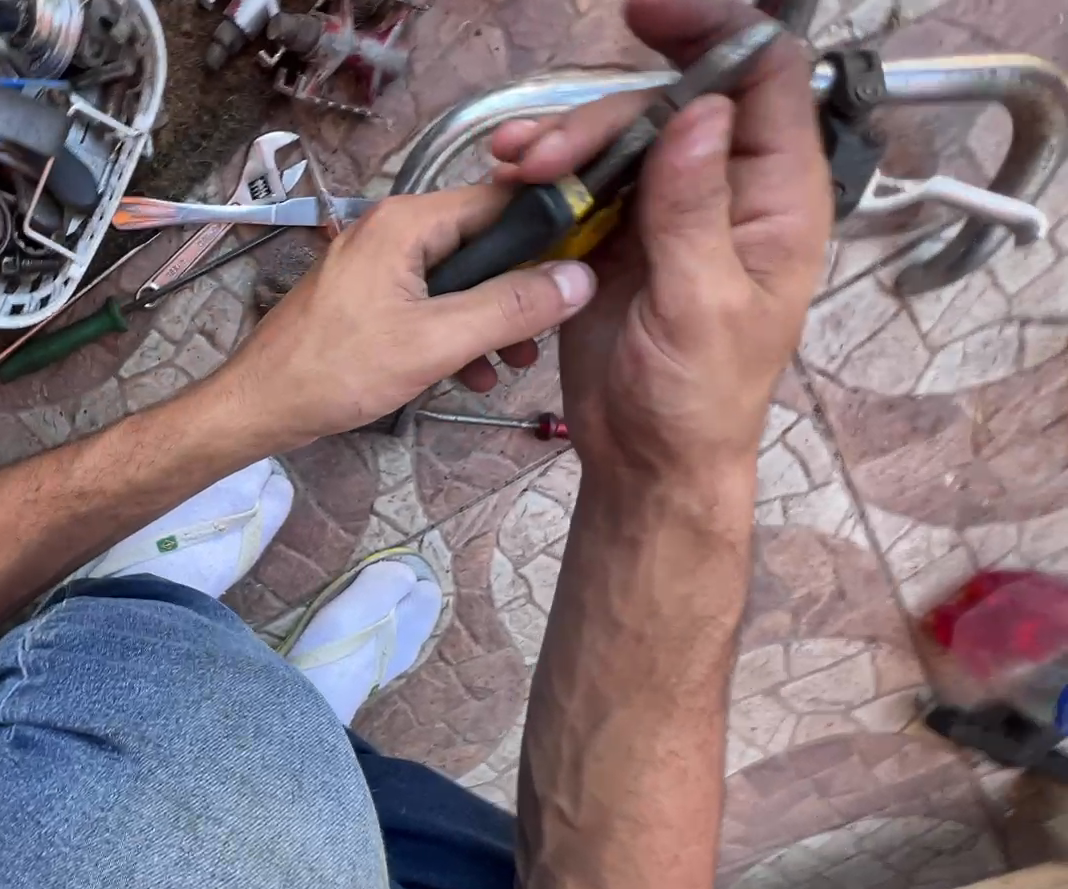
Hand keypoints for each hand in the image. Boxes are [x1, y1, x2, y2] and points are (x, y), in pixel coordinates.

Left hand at [204, 188, 596, 446]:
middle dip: (516, 292)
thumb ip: (509, 308)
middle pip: (479, 244)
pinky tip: (468, 376)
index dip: (550, 233)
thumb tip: (580, 278)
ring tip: (511, 366)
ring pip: (451, 282)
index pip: (504, 201)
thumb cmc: (337, 371)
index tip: (584, 272)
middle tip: (543, 338)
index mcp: (407, 222)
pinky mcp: (360, 300)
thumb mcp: (433, 343)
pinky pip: (420, 305)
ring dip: (485, 322)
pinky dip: (447, 334)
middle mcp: (389, 231)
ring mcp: (371, 266)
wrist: (257, 407)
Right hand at [490, 0, 831, 481]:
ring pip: (611, 156)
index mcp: (771, 199)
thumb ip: (696, 212)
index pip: (760, 84)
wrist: (645, 454)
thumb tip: (696, 116)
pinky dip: (541, 192)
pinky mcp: (603, 253)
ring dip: (558, 151)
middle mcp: (715, 196)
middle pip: (663, 117)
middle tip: (535, 157)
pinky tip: (507, 190)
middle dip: (597, 122)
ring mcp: (654, 223)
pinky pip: (575, 202)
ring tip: (507, 165)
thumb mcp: (702, 303)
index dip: (714, 36)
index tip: (646, 16)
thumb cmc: (695, 392)